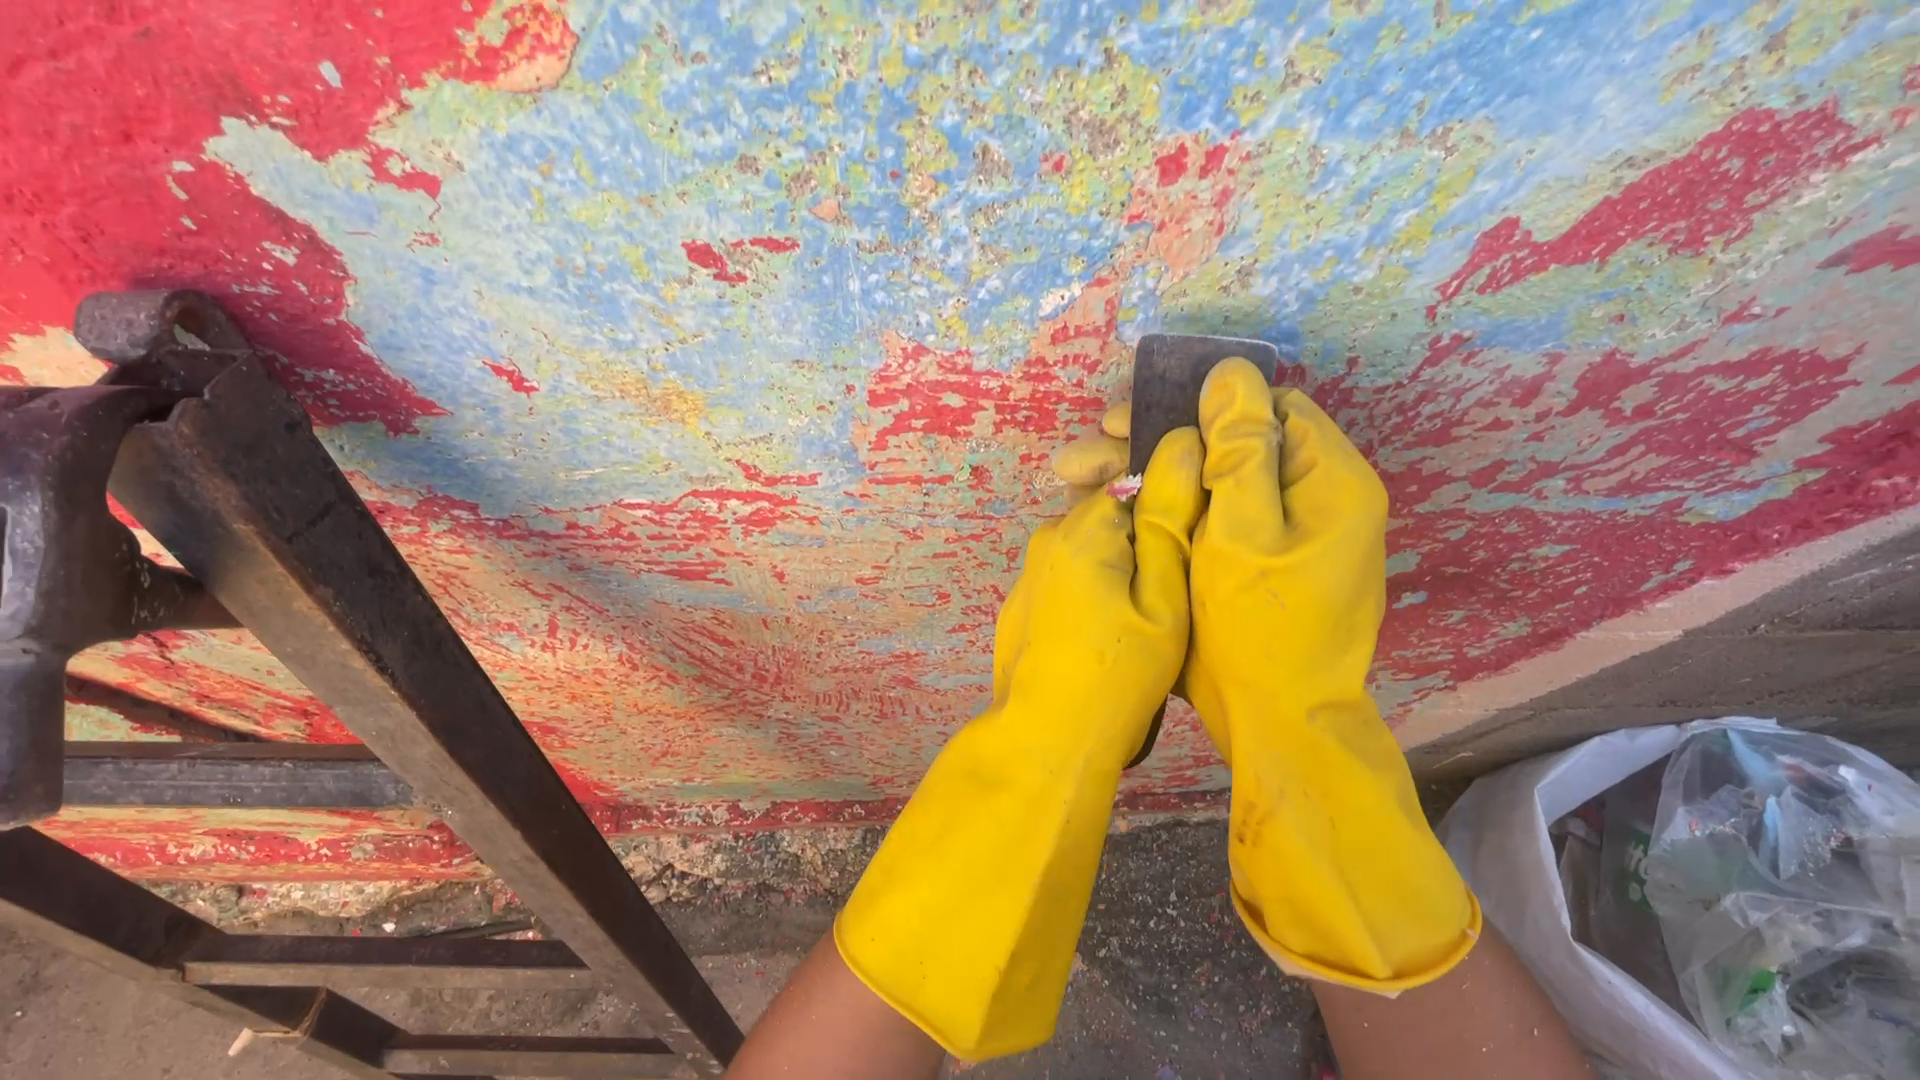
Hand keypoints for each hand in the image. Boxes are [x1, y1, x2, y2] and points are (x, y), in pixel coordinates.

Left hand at [835, 430, 1203, 1059]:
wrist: (1046, 742)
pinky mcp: (1019, 607)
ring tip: (1143, 620)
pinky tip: (1105, 635)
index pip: (1134, 479)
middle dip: (1143, 537)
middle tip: (1174, 592)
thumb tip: (1180, 442)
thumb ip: (1170, 518)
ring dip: (1117, 568)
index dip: (1170, 500)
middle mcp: (1047, 538)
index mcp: (1083, 526)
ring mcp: (1027, 574)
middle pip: (1107, 513)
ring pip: (1088, 550)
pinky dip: (1091, 593)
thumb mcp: (1164, 597)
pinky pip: (1065, 581)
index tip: (1195, 537)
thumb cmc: (1119, 673)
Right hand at [1052, 359, 1479, 994]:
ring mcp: (1283, 533)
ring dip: (1146, 476)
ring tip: (1071, 480)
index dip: (1195, 405)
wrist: (1276, 723)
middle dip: (1154, 443)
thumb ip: (1238, 447)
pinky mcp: (1254, 562)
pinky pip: (1207, 517)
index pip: (1266, 410)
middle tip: (1088, 451)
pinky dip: (1160, 509)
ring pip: (1210, 482)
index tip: (1130, 419)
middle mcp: (1312, 498)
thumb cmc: (1259, 628)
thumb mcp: (1242, 530)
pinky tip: (1102, 510)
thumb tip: (1230, 371)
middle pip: (1229, 445)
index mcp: (1329, 480)